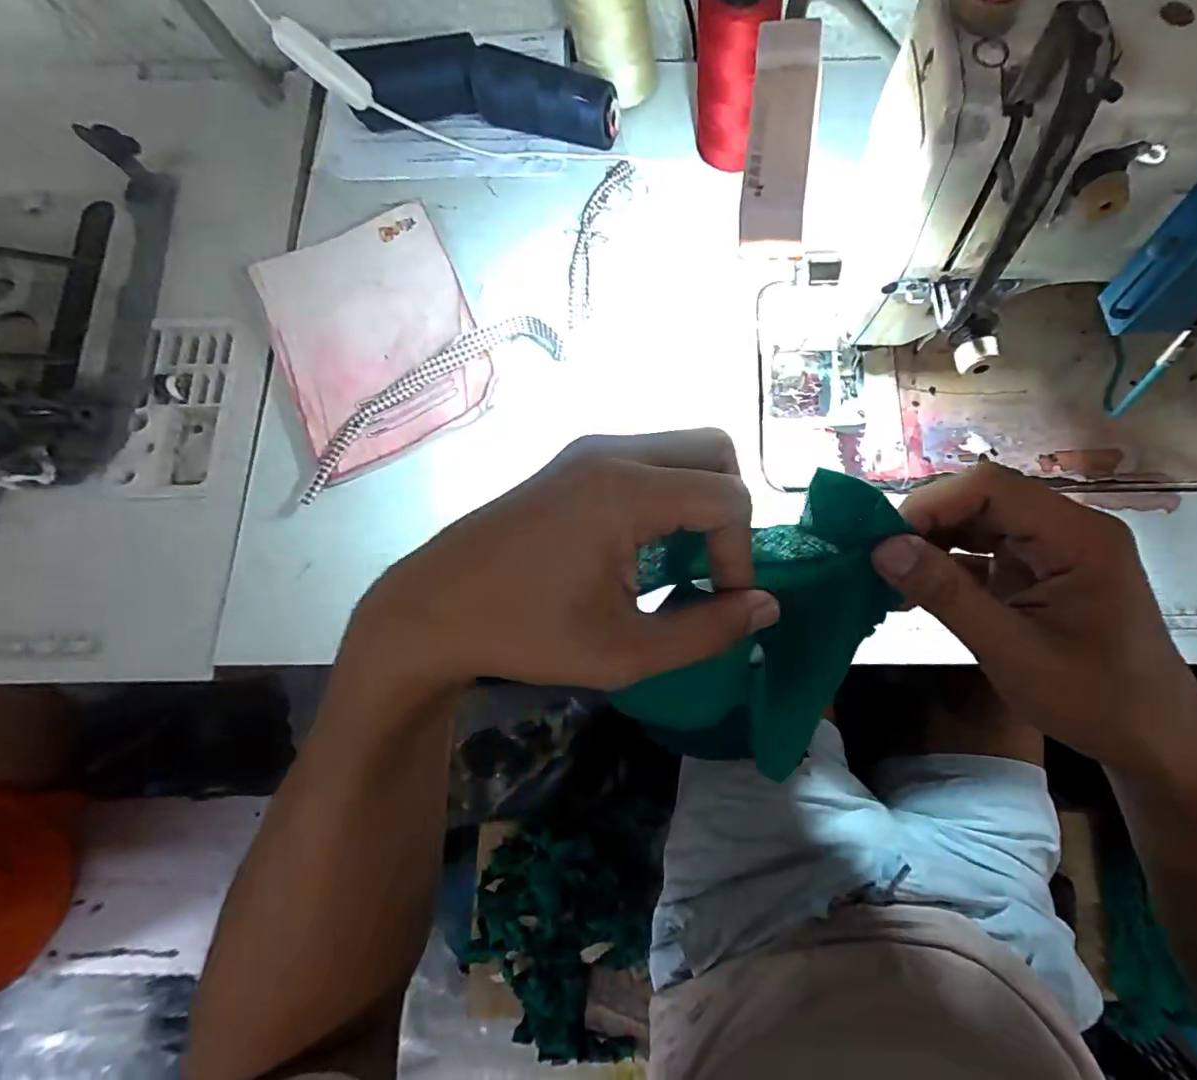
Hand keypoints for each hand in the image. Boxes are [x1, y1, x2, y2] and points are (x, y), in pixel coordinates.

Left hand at [346, 429, 779, 695]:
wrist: (428, 611)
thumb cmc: (525, 636)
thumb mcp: (626, 653)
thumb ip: (708, 632)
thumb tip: (768, 607)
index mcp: (625, 492)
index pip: (728, 499)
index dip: (741, 554)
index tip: (719, 599)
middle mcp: (613, 453)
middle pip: (718, 451)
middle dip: (731, 511)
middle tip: (708, 565)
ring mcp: (591, 449)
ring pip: (687, 448)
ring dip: (703, 498)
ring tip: (678, 556)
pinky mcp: (576, 459)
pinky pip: (654, 457)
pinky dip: (673, 492)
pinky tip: (644, 543)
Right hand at [871, 462, 1196, 764]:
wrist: (1154, 741)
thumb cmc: (1093, 701)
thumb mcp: (1011, 650)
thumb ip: (947, 595)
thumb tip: (883, 549)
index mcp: (1077, 535)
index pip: (991, 487)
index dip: (932, 504)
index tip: (884, 540)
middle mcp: (1070, 528)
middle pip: (986, 500)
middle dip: (929, 525)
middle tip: (878, 559)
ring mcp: (1059, 550)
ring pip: (985, 525)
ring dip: (937, 546)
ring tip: (890, 576)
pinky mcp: (1047, 573)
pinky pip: (994, 554)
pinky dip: (956, 568)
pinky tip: (919, 589)